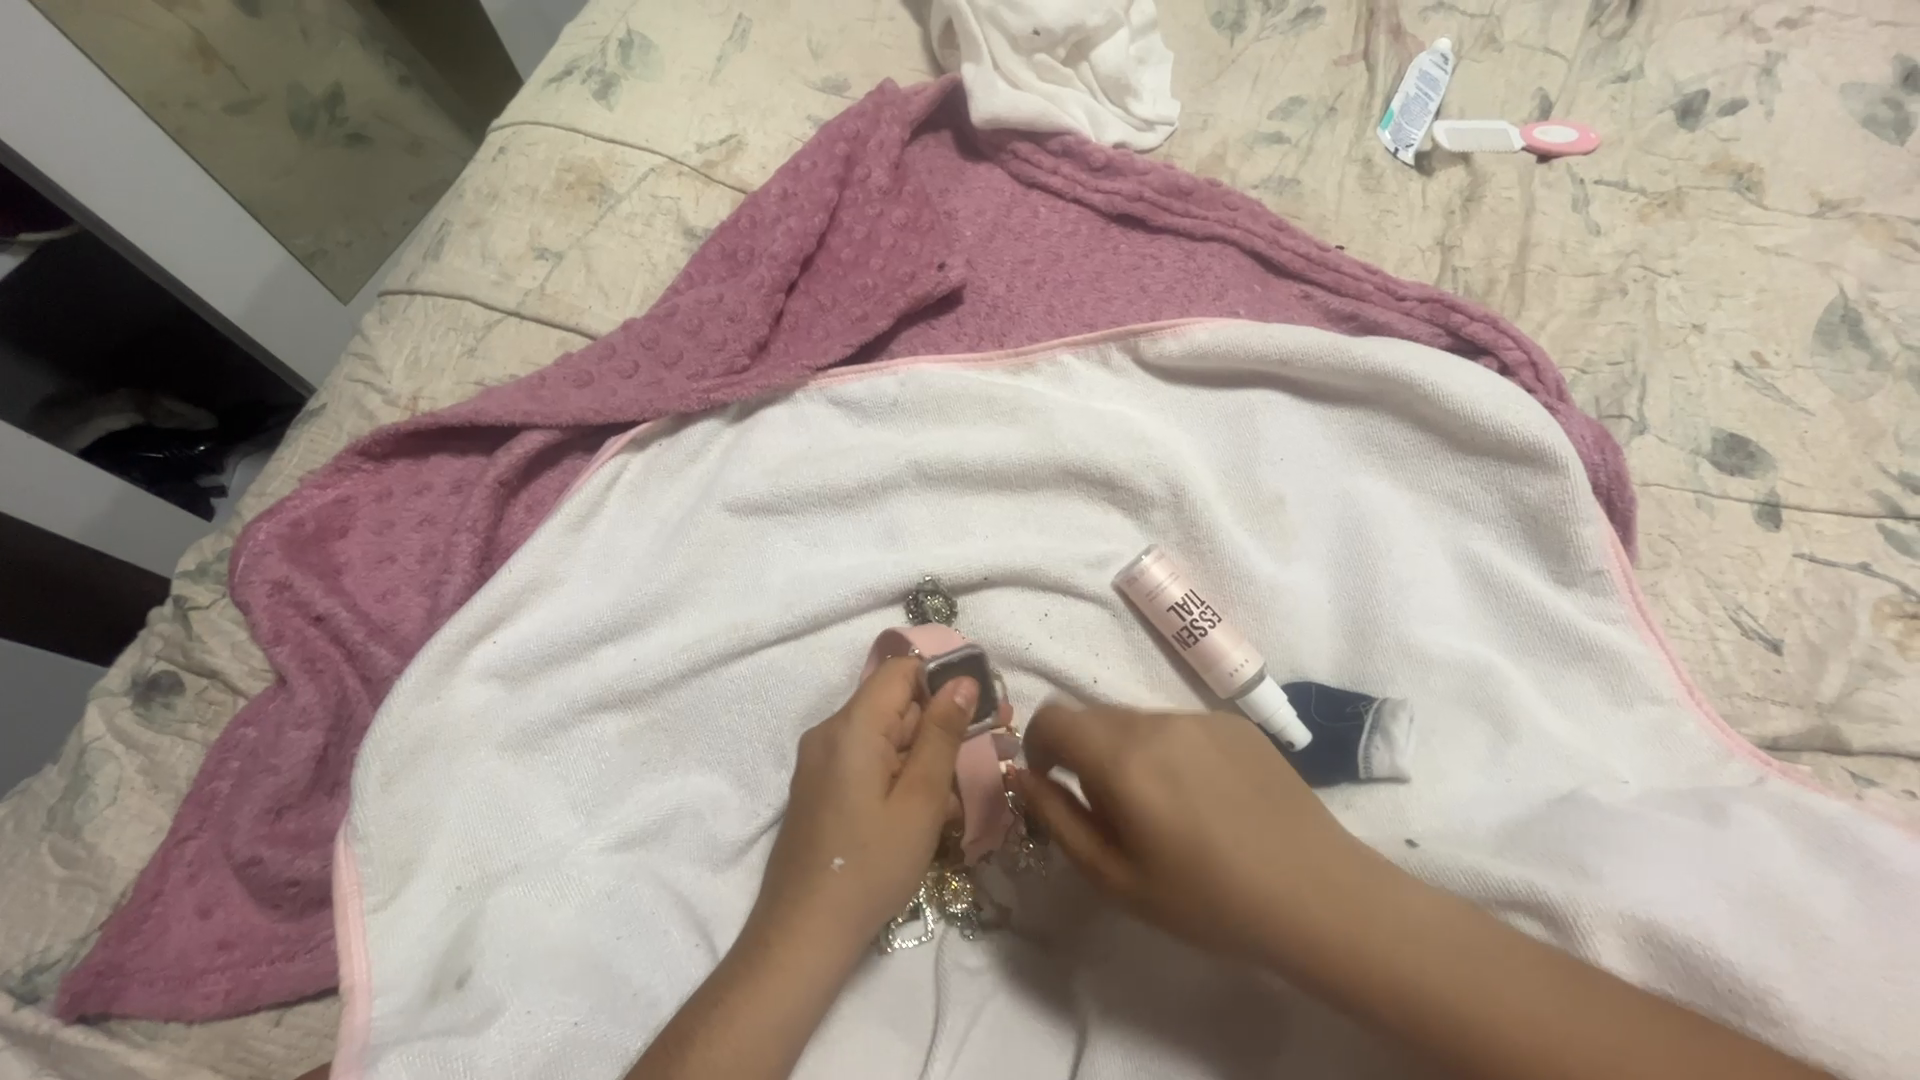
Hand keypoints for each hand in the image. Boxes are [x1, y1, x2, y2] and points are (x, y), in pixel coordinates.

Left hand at [743, 657, 975, 960]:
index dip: (945, 678)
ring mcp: (822, 763)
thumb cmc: (870, 866)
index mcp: (851, 726)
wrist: (803, 933)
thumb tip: (962, 681)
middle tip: (997, 744)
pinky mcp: (823, 789)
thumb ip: (941, 734)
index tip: (985, 703)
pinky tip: (937, 806)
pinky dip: (904, 774)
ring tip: (974, 782)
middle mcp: (831, 733)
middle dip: (945, 721)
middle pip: (896, 705)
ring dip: (929, 754)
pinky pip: (870, 763)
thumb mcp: (920, 800)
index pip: (901, 670)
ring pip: (887, 738)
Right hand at [1012, 704, 1367, 960]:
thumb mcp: (1114, 877)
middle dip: (1083, 754)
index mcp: (1121, 758)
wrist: (1316, 895)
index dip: (1037, 746)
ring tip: (1164, 808)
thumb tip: (1023, 776)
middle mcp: (1156, 722)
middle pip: (1093, 717)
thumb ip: (1056, 818)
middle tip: (1109, 809)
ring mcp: (1200, 717)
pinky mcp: (1235, 723)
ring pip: (1137, 721)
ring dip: (1128, 752)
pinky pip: (1180, 727)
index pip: (1052, 719)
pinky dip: (1170, 751)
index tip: (1052, 784)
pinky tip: (1205, 799)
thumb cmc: (1206, 900)